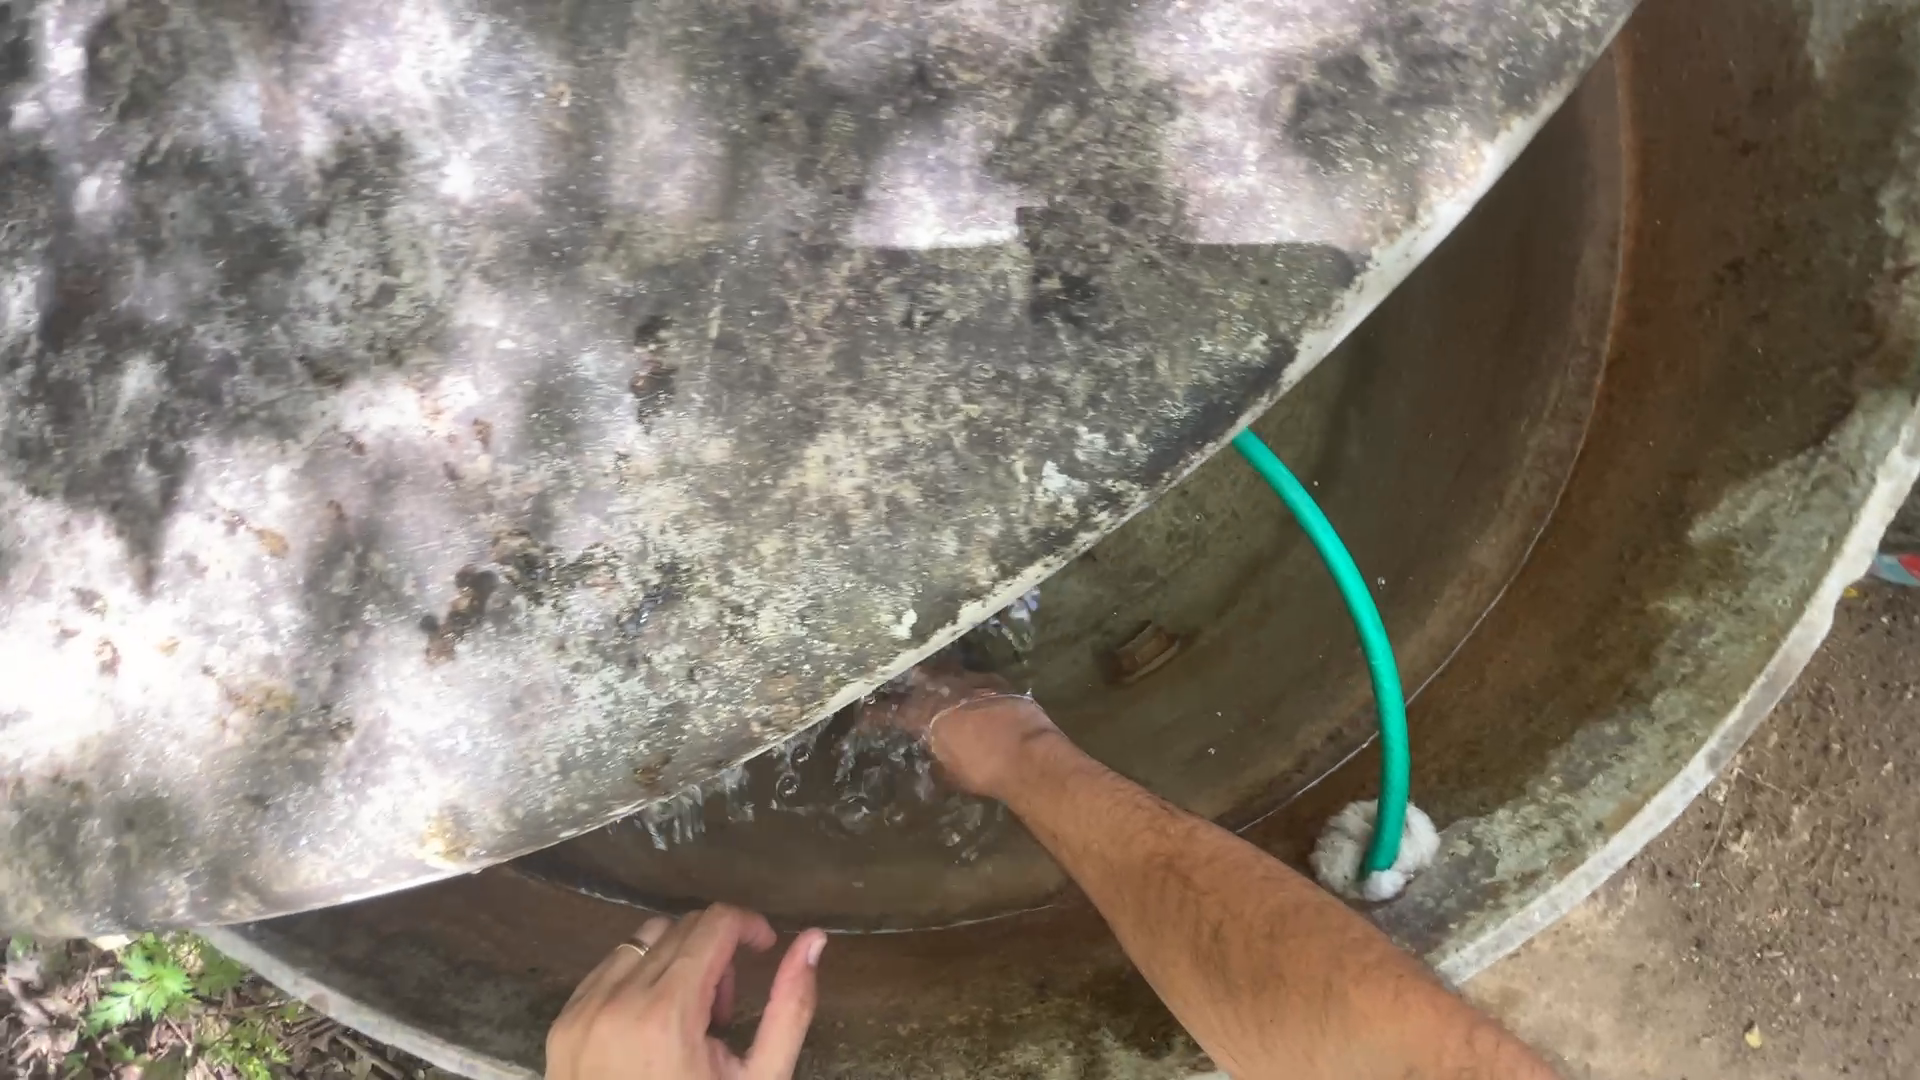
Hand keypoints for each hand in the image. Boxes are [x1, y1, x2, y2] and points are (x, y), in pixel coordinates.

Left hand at [545, 905, 827, 1079]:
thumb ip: (791, 1006)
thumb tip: (815, 939)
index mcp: (667, 1013)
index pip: (716, 922)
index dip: (750, 925)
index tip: (766, 949)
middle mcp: (619, 1001)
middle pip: (685, 927)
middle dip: (719, 951)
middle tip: (726, 1009)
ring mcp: (582, 1012)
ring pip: (648, 938)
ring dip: (680, 958)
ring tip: (689, 1017)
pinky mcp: (561, 1025)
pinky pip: (612, 964)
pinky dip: (643, 974)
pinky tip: (653, 1022)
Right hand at [859, 665, 1060, 798]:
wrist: (1028, 755)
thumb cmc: (984, 770)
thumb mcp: (949, 774)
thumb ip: (936, 762)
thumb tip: (931, 763)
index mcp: (925, 715)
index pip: (890, 712)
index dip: (875, 715)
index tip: (864, 717)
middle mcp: (944, 691)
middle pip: (916, 679)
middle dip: (904, 683)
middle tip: (897, 686)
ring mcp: (971, 682)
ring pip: (945, 672)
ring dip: (936, 678)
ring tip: (931, 681)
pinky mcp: (995, 682)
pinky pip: (973, 678)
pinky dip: (966, 684)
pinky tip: (969, 690)